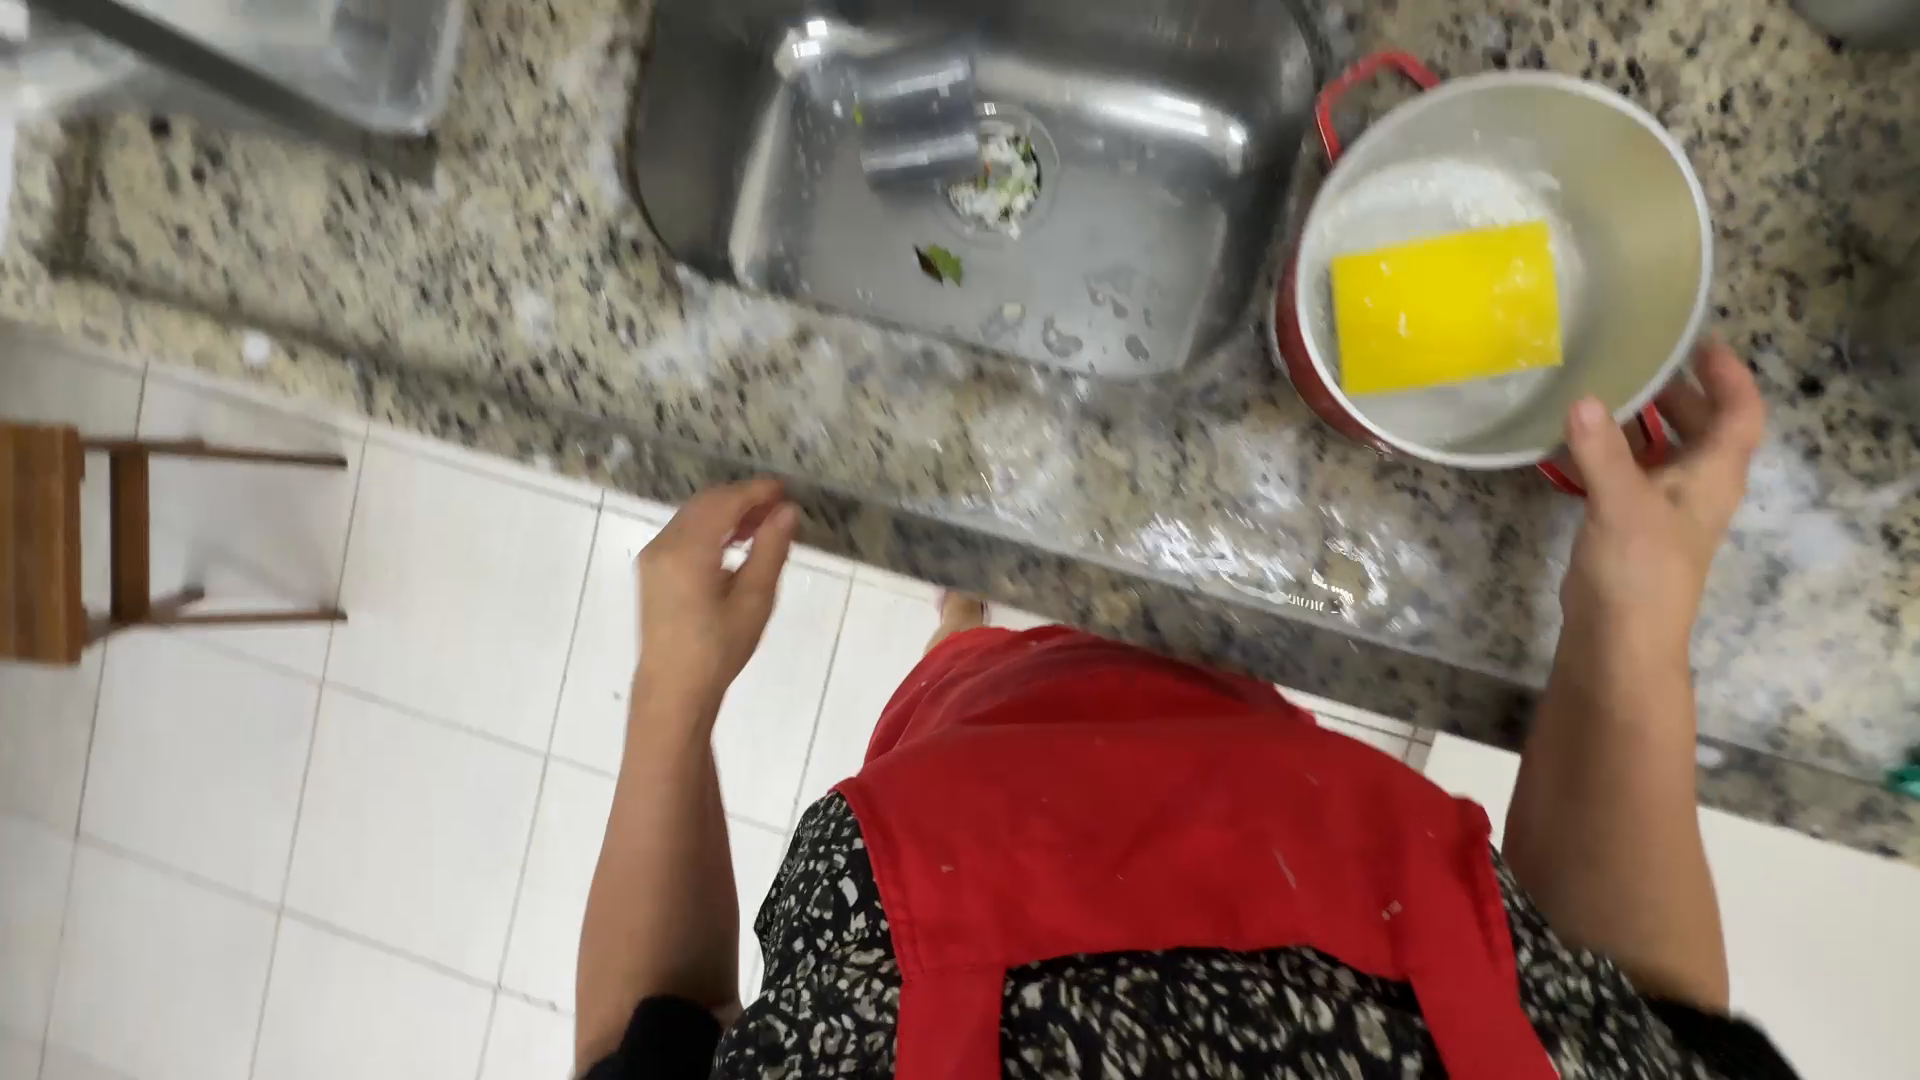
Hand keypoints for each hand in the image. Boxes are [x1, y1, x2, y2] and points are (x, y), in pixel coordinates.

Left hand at [634, 477, 799, 718]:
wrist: (674, 689)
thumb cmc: (719, 648)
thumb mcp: (755, 599)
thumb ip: (771, 549)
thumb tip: (788, 511)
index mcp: (688, 550)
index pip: (725, 502)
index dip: (757, 491)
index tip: (786, 490)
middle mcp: (664, 544)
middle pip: (706, 503)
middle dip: (743, 499)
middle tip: (780, 508)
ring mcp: (654, 556)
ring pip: (694, 516)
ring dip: (728, 512)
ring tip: (764, 525)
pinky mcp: (653, 570)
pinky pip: (684, 532)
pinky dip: (712, 528)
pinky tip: (736, 543)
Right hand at [1559, 341, 1764, 667]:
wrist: (1620, 630)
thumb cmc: (1638, 566)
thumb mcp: (1621, 503)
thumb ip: (1601, 452)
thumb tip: (1580, 399)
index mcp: (1713, 476)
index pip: (1740, 415)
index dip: (1728, 378)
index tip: (1700, 346)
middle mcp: (1696, 486)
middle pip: (1703, 429)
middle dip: (1680, 395)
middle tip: (1641, 366)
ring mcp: (1662, 506)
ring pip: (1664, 451)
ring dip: (1643, 423)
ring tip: (1606, 396)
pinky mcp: (1629, 523)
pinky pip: (1629, 473)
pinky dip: (1612, 452)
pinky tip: (1579, 447)